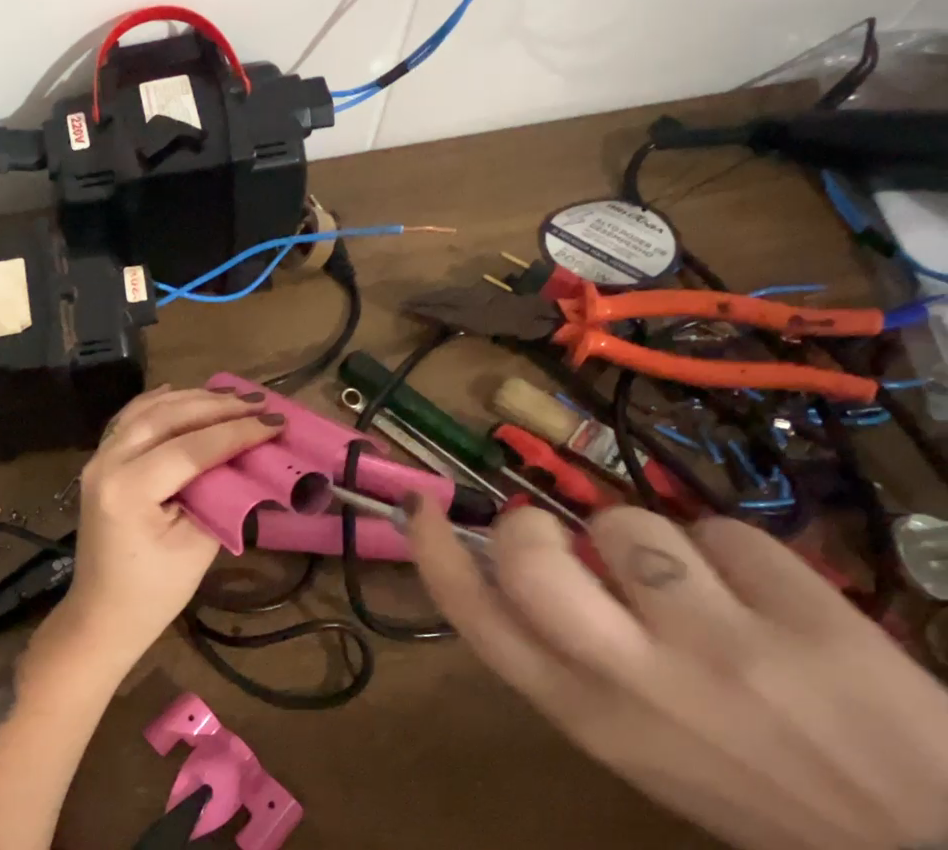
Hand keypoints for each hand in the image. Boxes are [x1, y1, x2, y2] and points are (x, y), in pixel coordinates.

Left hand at [63, 385, 280, 664]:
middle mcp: (106, 463)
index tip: (275, 421)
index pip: (189, 447)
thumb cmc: (153, 592)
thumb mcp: (197, 547)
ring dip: (189, 400)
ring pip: (145, 412)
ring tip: (231, 396)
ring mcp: (97, 459)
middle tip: (259, 402)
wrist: (102, 614)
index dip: (236, 432)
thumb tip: (247, 461)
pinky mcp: (99, 463)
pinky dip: (157, 404)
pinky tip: (181, 395)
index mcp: (128, 489)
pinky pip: (129, 421)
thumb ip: (220, 497)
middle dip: (215, 406)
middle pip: (165, 418)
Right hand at [408, 500, 947, 849]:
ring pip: (631, 527)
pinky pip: (729, 532)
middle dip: (532, 523)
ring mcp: (723, 647)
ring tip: (690, 576)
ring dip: (648, 536)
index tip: (421, 503)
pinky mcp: (808, 622)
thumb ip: (575, 662)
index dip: (434, 549)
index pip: (476, 616)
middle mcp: (636, 678)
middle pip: (530, 560)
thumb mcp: (638, 741)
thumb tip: (530, 564)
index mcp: (587, 713)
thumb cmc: (755, 790)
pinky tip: (766, 592)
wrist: (928, 845)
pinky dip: (738, 549)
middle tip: (559, 529)